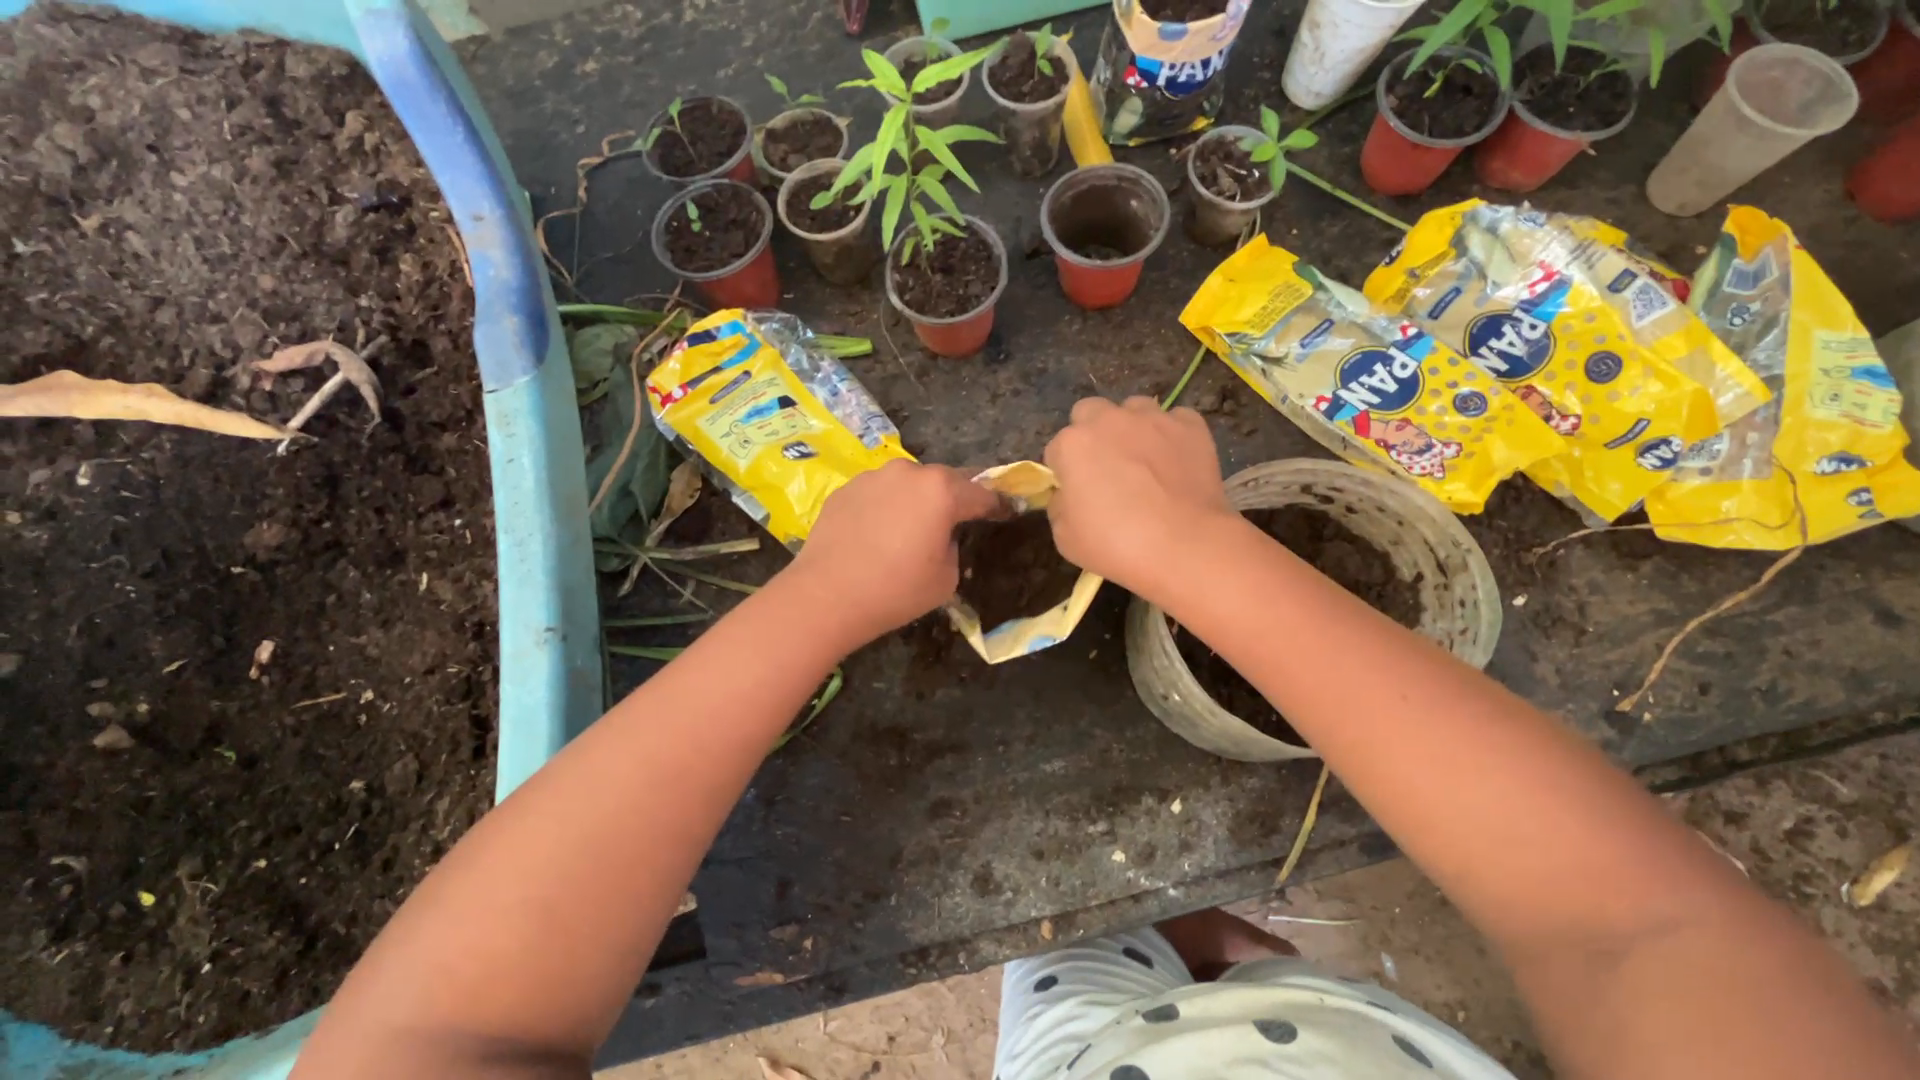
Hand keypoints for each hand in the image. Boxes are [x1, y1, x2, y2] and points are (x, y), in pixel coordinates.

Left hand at [782, 459, 1001, 646]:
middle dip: (954, 499)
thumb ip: (953, 547)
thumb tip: (940, 536)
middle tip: (957, 522)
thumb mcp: (946, 578)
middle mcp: (909, 472)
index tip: (1005, 514)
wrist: (826, 596)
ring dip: (917, 501)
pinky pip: (878, 494)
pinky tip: (878, 535)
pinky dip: (886, 507)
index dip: (996, 506)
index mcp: (942, 491)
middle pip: (944, 481)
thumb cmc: (895, 590)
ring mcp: (873, 477)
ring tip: (910, 530)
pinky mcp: (846, 489)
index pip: (981, 494)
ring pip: (908, 484)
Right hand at [1044, 396, 1235, 596]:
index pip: (1056, 449)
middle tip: (1106, 468)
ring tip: (1145, 460)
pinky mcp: (1190, 426)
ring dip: (1132, 427)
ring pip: (1134, 408)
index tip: (1077, 493)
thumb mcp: (1065, 537)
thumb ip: (1060, 506)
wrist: (1184, 545)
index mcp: (1072, 444)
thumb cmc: (1116, 545)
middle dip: (1093, 433)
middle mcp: (1109, 420)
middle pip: (1090, 413)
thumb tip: (1068, 495)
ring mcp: (1152, 419)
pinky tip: (1176, 460)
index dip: (1065, 471)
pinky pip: (1176, 420)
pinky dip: (1173, 435)